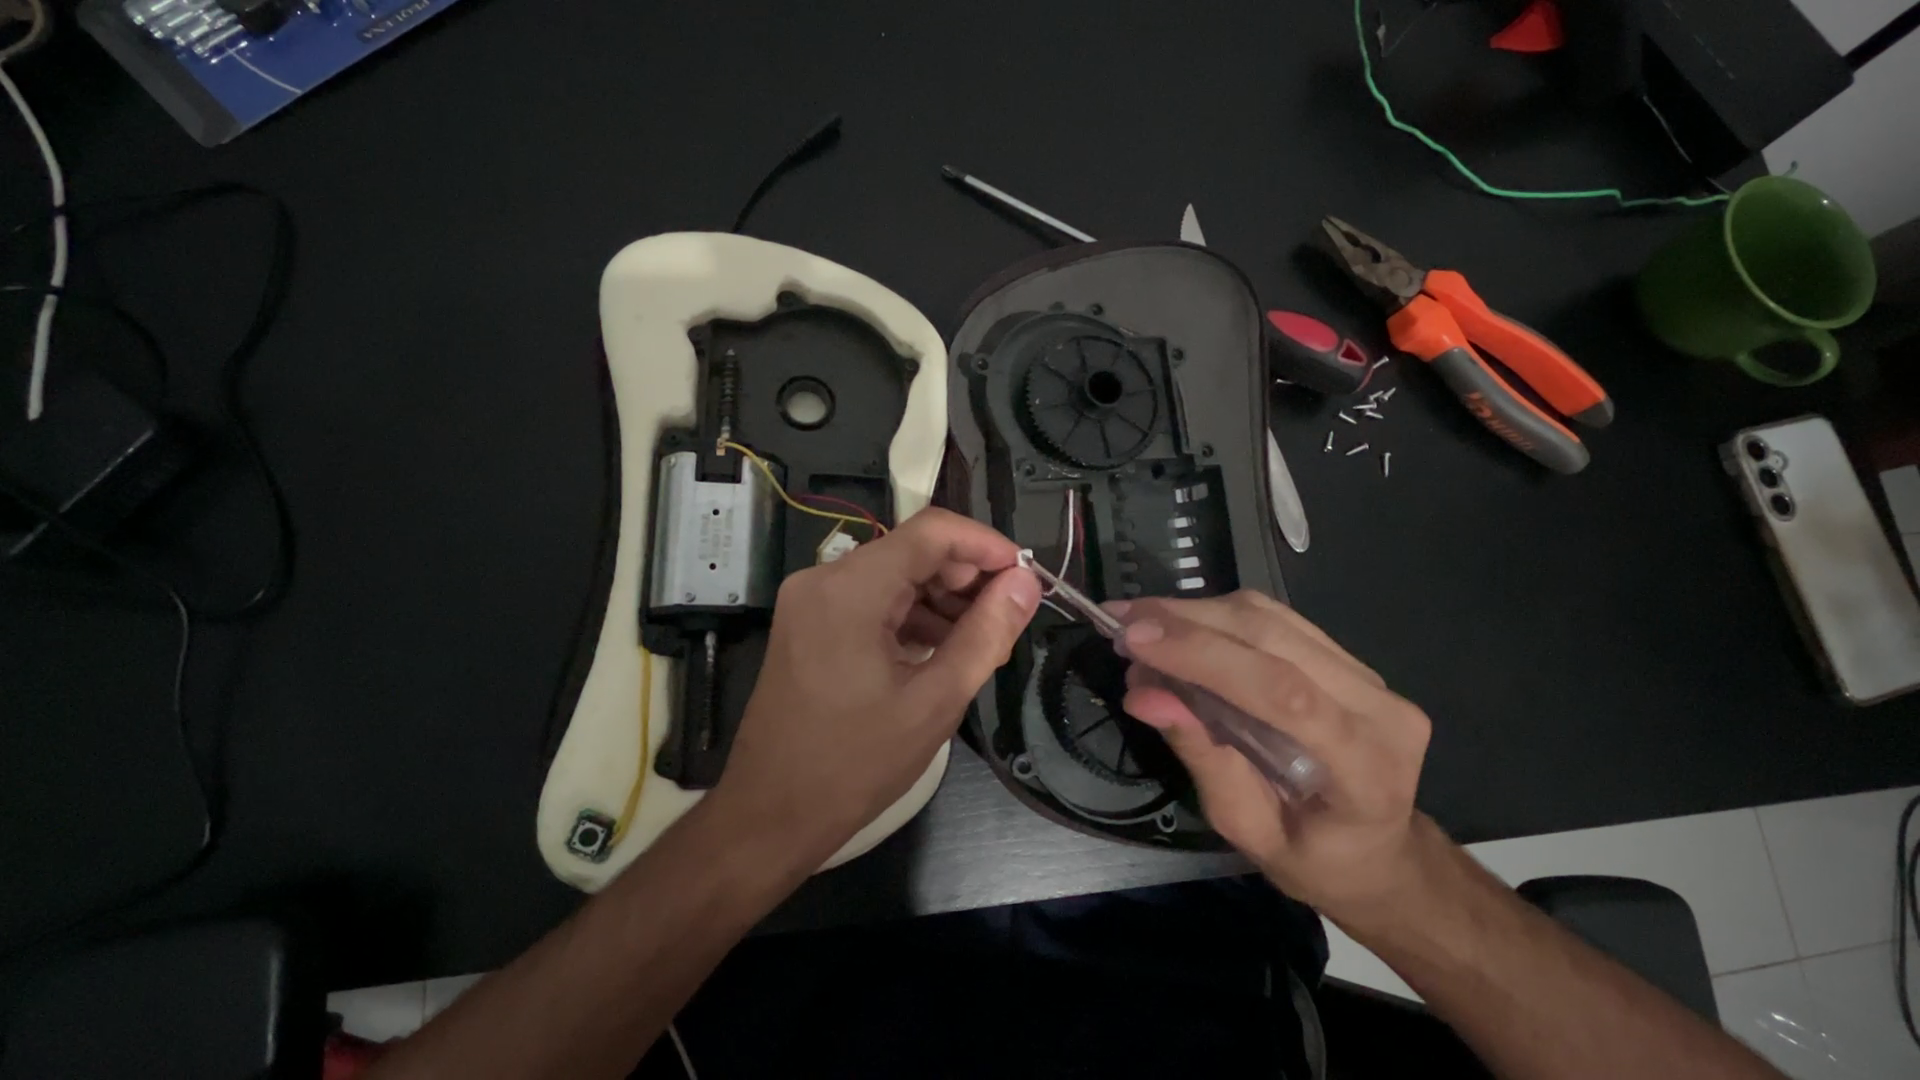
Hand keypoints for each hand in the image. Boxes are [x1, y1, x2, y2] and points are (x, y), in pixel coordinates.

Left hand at [711, 508, 1039, 863]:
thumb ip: (987, 634)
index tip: (1026, 576)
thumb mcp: (935, 700)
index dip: (986, 544)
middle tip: (1009, 618)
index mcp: (850, 588)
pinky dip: (911, 617)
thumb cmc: (854, 764)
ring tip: (983, 642)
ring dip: (942, 600)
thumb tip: (1026, 584)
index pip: (931, 531)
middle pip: (911, 551)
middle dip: (967, 576)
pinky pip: (870, 602)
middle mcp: (824, 579)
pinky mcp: (808, 625)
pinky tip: (942, 651)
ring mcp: (811, 602)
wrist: (771, 813)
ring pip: (893, 576)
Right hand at [1111, 591, 1431, 920]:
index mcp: (1365, 768)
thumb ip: (1203, 757)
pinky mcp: (1353, 661)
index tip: (1134, 637)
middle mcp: (1380, 709)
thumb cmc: (1312, 858)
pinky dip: (1219, 616)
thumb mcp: (1246, 829)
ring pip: (1273, 619)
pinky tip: (1178, 624)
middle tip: (1119, 621)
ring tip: (1139, 620)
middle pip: (1274, 640)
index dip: (1203, 656)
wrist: (1377, 853)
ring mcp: (1373, 678)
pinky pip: (1279, 621)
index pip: (1283, 693)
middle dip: (1187, 623)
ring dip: (1197, 612)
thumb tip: (1142, 695)